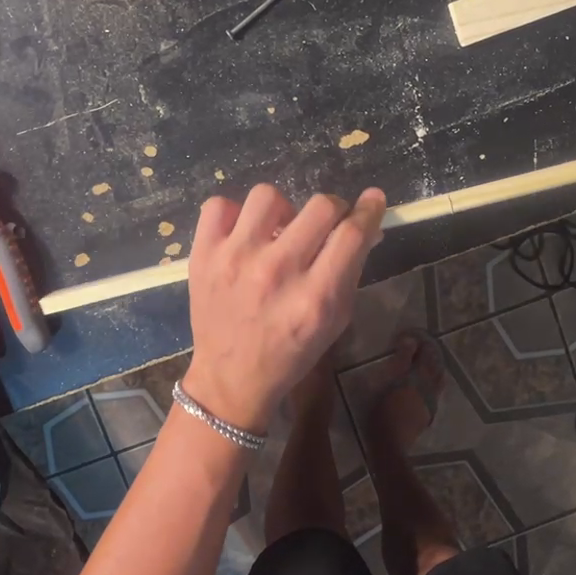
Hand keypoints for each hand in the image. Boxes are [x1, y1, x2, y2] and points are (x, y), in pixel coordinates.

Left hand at [181, 185, 387, 433]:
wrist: (231, 379)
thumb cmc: (291, 352)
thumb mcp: (335, 320)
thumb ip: (351, 269)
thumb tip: (367, 224)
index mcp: (314, 297)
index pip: (352, 233)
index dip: (368, 210)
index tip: (372, 200)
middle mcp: (275, 272)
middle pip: (320, 207)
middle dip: (332, 210)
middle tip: (325, 226)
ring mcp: (234, 260)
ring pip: (268, 196)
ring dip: (282, 209)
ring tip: (279, 231)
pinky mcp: (203, 255)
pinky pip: (219, 205)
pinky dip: (235, 215)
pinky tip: (244, 235)